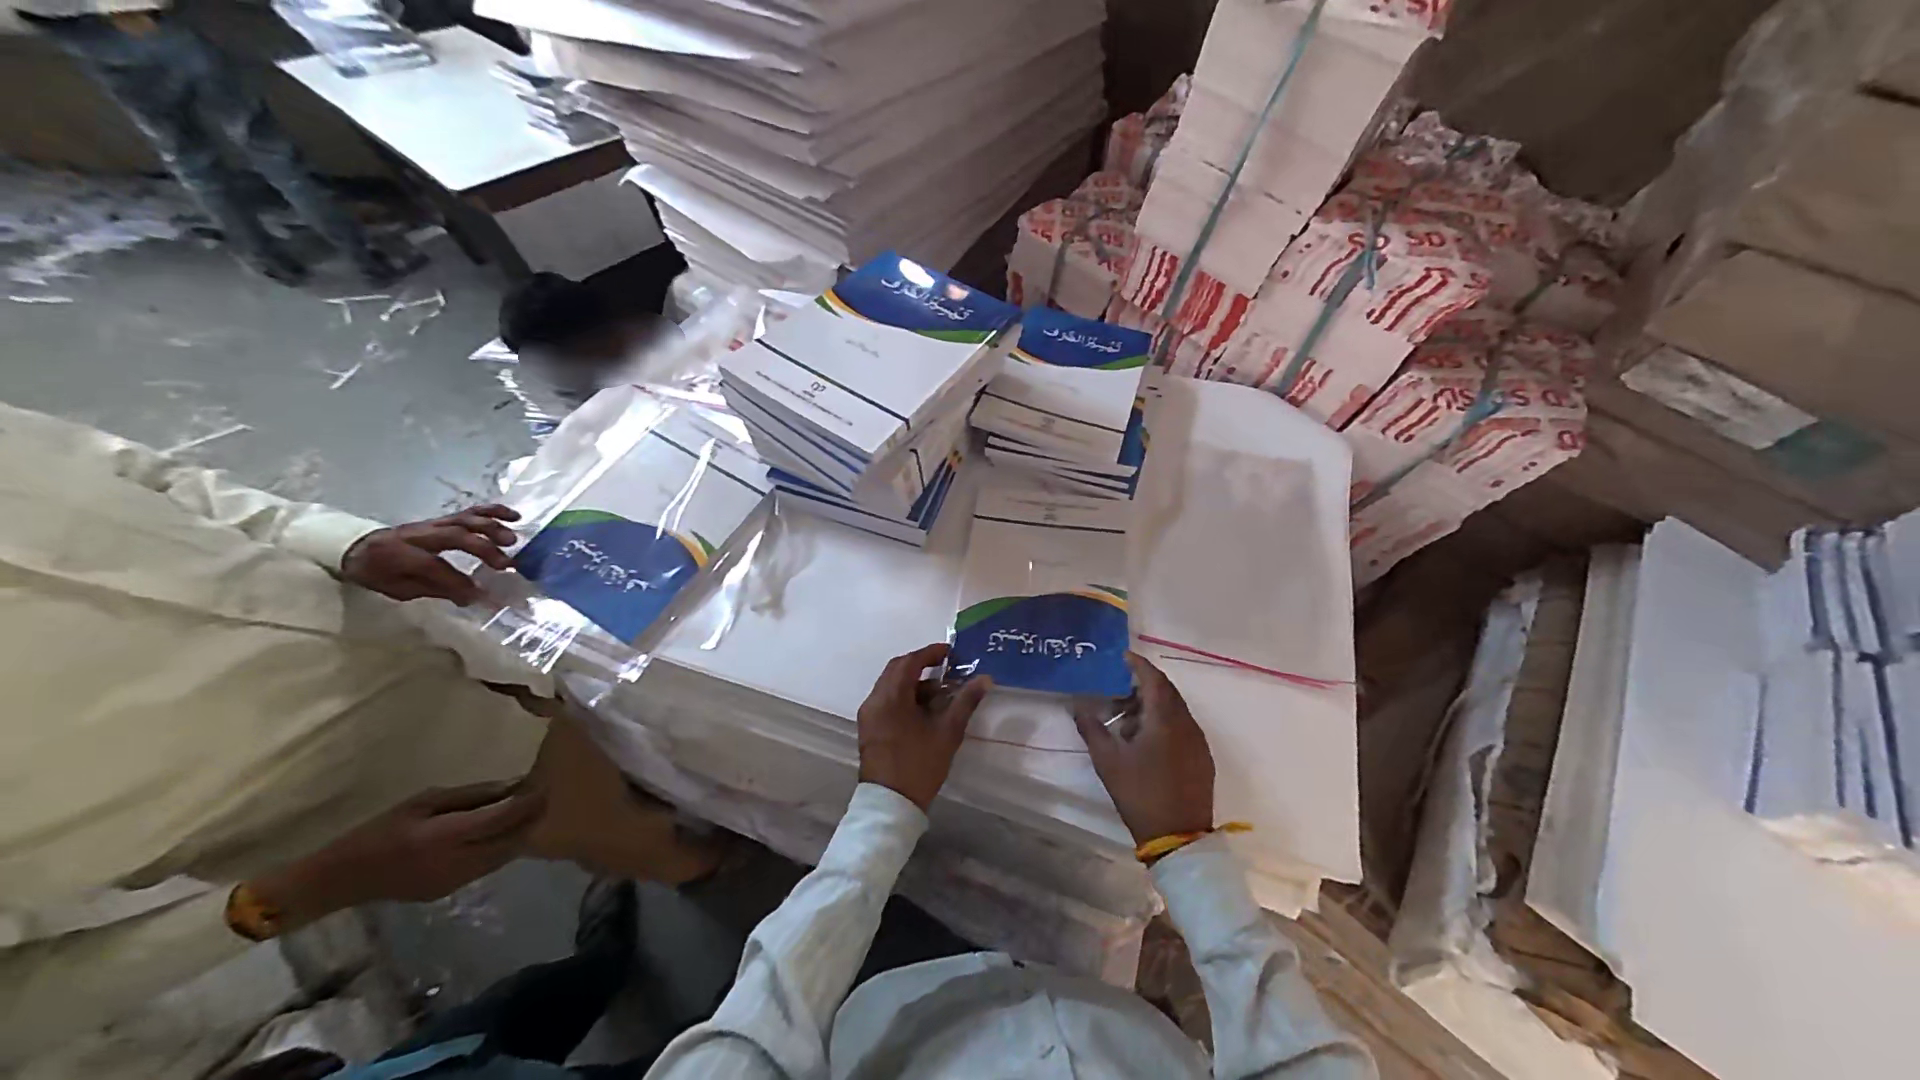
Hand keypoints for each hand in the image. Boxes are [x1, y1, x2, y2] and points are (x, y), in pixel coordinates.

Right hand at [248, 782, 544, 928]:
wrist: (339, 881)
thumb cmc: (377, 832)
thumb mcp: (421, 803)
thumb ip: (468, 797)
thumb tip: (509, 787)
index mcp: (447, 838)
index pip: (503, 819)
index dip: (528, 803)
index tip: (545, 785)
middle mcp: (458, 863)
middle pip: (512, 840)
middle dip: (531, 819)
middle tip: (543, 796)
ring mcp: (457, 881)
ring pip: (505, 855)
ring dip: (519, 834)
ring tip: (527, 811)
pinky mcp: (451, 890)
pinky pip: (489, 865)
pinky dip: (502, 847)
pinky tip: (502, 832)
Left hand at [341, 504, 521, 604]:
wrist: (357, 547)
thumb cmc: (379, 573)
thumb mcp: (397, 589)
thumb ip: (434, 590)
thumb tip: (471, 597)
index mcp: (399, 555)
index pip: (433, 566)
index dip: (458, 581)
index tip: (481, 595)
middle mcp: (419, 534)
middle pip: (454, 536)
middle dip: (483, 549)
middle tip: (507, 565)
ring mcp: (433, 523)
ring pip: (465, 519)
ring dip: (492, 527)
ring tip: (513, 540)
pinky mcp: (444, 518)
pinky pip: (471, 511)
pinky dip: (494, 511)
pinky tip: (514, 516)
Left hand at [856, 643, 991, 811]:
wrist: (891, 803)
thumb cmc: (920, 764)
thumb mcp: (948, 731)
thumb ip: (965, 701)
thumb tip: (984, 679)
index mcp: (890, 697)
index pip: (909, 662)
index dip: (930, 653)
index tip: (950, 652)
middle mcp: (874, 700)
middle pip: (896, 670)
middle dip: (920, 665)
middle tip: (945, 668)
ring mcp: (869, 715)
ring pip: (890, 686)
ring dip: (913, 683)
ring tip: (940, 691)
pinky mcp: (869, 727)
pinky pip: (886, 700)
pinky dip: (904, 697)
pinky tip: (924, 709)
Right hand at [1073, 653, 1215, 844]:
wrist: (1177, 837)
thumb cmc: (1140, 793)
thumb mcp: (1107, 761)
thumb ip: (1091, 728)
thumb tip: (1077, 705)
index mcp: (1165, 719)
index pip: (1154, 678)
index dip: (1138, 664)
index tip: (1122, 657)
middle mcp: (1186, 724)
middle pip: (1167, 691)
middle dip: (1143, 684)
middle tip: (1117, 689)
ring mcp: (1198, 741)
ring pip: (1175, 710)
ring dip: (1152, 706)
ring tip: (1126, 720)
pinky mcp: (1202, 758)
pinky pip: (1183, 727)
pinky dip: (1164, 723)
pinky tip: (1145, 741)